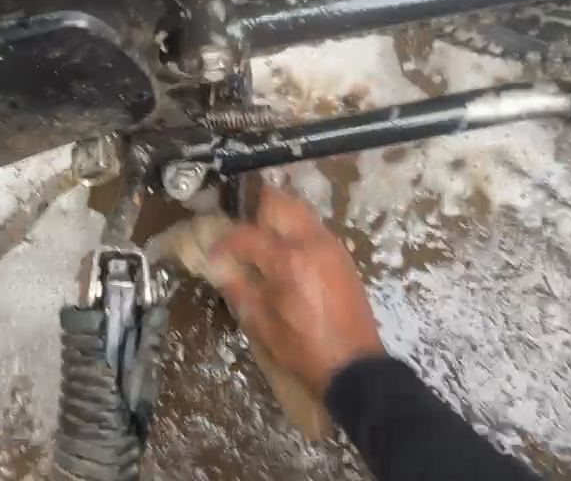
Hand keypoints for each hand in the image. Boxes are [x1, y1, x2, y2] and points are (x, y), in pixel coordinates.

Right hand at [203, 185, 386, 396]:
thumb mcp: (263, 326)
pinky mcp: (342, 255)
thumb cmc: (305, 350)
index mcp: (288, 260)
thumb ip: (239, 290)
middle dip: (255, 210)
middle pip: (279, 202)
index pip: (248, 235)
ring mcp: (330, 245)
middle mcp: (311, 242)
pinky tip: (287, 252)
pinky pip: (313, 227)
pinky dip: (295, 229)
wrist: (356, 367)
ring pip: (299, 210)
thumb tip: (221, 268)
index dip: (225, 242)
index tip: (213, 253)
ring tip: (263, 241)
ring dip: (277, 218)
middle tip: (242, 233)